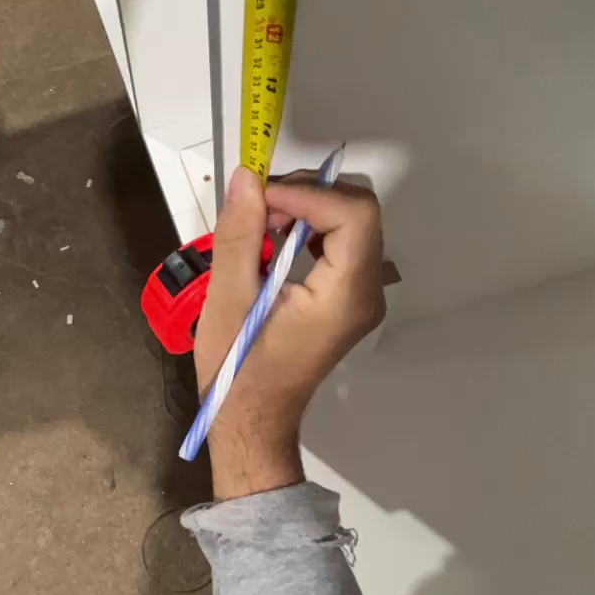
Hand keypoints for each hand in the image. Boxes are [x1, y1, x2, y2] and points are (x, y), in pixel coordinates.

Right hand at [195, 167, 388, 498]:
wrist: (250, 416)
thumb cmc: (237, 365)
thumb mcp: (228, 298)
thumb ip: (240, 234)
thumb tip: (248, 179)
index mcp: (345, 296)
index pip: (354, 216)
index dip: (309, 194)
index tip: (260, 197)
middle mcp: (367, 292)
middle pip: (359, 213)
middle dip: (308, 196)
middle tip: (258, 206)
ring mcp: (360, 297)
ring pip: (352, 223)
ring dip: (307, 209)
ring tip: (261, 223)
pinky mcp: (346, 299)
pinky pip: (340, 244)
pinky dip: (308, 229)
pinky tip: (273, 241)